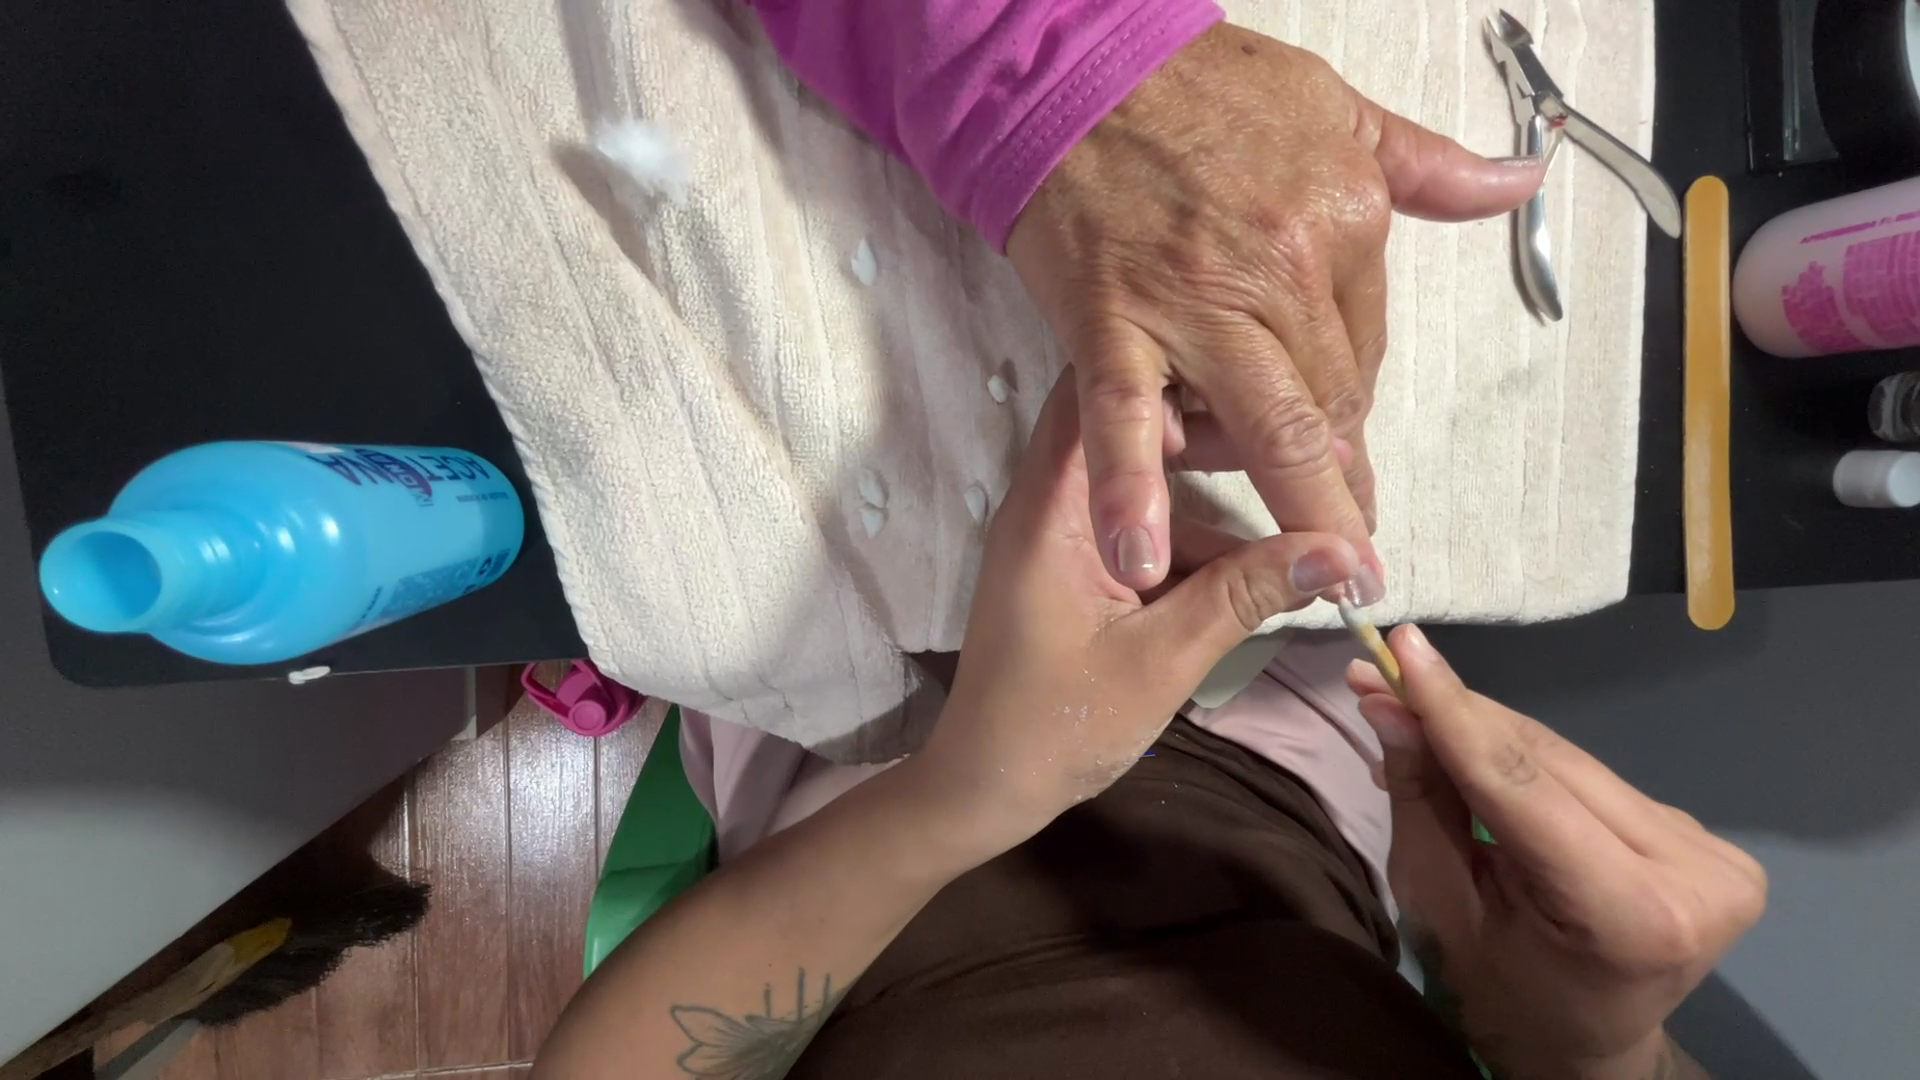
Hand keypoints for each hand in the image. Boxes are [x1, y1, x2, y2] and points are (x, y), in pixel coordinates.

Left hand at [909, 370, 1359, 846]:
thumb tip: (1344, 548)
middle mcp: (1050, 506)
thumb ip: (1246, 596)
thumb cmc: (1058, 724)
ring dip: (1212, 506)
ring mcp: (1064, 540)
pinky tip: (1257, 569)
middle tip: (1294, 444)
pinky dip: (1192, 548)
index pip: (1090, 394)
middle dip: (1210, 440)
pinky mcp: (1078, 572)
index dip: (1165, 371)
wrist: (989, 784)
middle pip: (1128, 438)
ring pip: (1143, 493)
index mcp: (1050, 508)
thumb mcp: (1161, 659)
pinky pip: (1141, 537)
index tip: (1245, 374)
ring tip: (1300, 512)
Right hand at [1006, 22, 1544, 593]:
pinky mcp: (1114, 330)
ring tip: (1300, 564)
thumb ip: (1423, 164)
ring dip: (1290, 506)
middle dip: (1341, 484)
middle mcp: (1283, 273)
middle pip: (1332, 405)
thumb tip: (1515, 182)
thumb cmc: (1199, 91)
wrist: (1079, 75)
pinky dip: (1135, 494)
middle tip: (1352, 551)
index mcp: (1341, 223)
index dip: (1351, 410)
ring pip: (1262, 429)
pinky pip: (1127, 424)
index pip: (1361, 348)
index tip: (1343, 450)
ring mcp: (1196, 309)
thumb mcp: (1333, 110)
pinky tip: (1143, 561)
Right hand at [1348, 627, 1766, 1079]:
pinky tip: (1459, 743)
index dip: (1451, 709)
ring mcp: (1708, 850)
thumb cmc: (1493, 982)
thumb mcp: (1435, 894)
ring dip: (1471, 724)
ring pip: (1555, 752)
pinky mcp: (1697, 833)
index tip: (1401, 645)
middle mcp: (1691, 872)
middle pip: (1538, 756)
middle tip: (1374, 673)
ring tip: (1401, 702)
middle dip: (1447, 710)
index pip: (1521, 782)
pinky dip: (1508, 750)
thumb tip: (1385, 706)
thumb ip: (1419, 794)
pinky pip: (1576, 768)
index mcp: (1627, 912)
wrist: (1581, 1039)